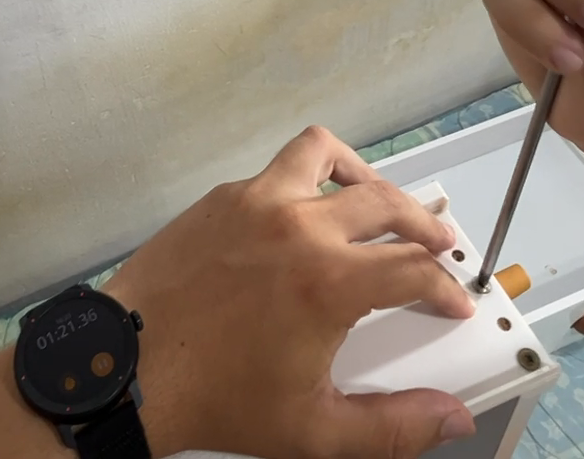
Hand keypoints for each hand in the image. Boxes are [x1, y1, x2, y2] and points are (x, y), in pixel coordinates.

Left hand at [104, 126, 477, 458]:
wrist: (132, 365)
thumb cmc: (217, 395)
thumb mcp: (315, 430)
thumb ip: (395, 427)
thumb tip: (452, 417)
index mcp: (327, 281)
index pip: (414, 268)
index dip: (445, 286)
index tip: (451, 298)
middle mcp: (297, 226)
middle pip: (386, 201)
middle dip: (424, 223)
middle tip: (435, 242)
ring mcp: (257, 200)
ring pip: (325, 153)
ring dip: (361, 172)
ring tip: (373, 197)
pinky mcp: (224, 195)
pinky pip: (278, 168)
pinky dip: (304, 181)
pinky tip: (303, 215)